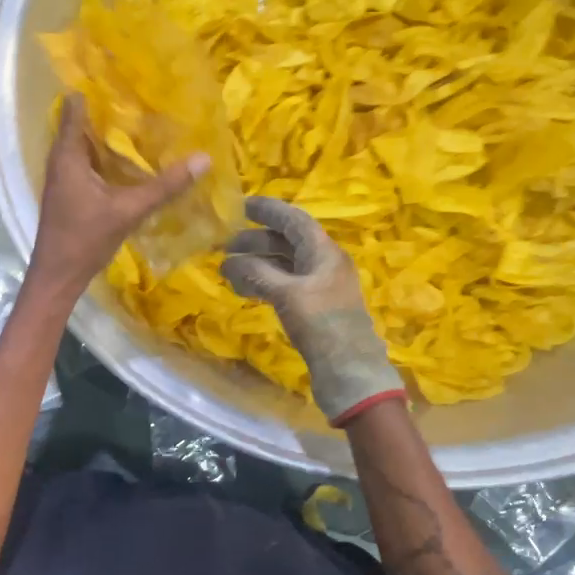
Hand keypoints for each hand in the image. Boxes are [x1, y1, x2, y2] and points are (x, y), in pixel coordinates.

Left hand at [27, 96, 206, 299]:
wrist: (58, 276)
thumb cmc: (85, 239)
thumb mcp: (128, 211)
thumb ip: (164, 186)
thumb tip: (203, 159)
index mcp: (67, 156)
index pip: (75, 108)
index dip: (94, 90)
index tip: (120, 73)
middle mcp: (60, 161)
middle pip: (81, 124)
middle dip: (108, 110)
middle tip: (141, 94)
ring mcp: (62, 178)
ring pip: (84, 146)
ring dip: (107, 135)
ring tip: (141, 120)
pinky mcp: (69, 194)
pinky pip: (87, 163)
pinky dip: (105, 156)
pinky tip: (129, 159)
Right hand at [219, 196, 405, 425]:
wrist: (348, 369)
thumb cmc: (321, 324)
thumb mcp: (286, 293)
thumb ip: (256, 273)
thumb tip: (228, 262)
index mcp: (324, 252)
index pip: (294, 221)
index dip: (269, 211)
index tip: (242, 205)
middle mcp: (324, 264)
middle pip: (288, 242)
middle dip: (256, 240)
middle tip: (226, 245)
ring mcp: (321, 286)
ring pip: (285, 264)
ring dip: (257, 263)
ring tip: (229, 270)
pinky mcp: (315, 308)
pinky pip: (285, 284)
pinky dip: (264, 282)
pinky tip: (246, 290)